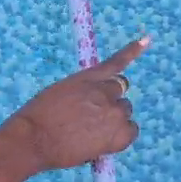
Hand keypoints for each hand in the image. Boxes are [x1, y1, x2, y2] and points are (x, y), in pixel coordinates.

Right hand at [0, 36, 149, 172]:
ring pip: (124, 112)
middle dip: (109, 101)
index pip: (116, 63)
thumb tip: (92, 106)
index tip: (146, 40)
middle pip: (120, 92)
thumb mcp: (59, 93)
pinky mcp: (119, 133)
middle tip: (91, 117)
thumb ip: (81, 93)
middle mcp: (104, 91)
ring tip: (89, 133)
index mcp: (87, 77)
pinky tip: (104, 141)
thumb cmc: (37, 119)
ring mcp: (113, 111)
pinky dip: (121, 135)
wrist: (34, 139)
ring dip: (112, 120)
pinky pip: (131, 131)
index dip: (132, 51)